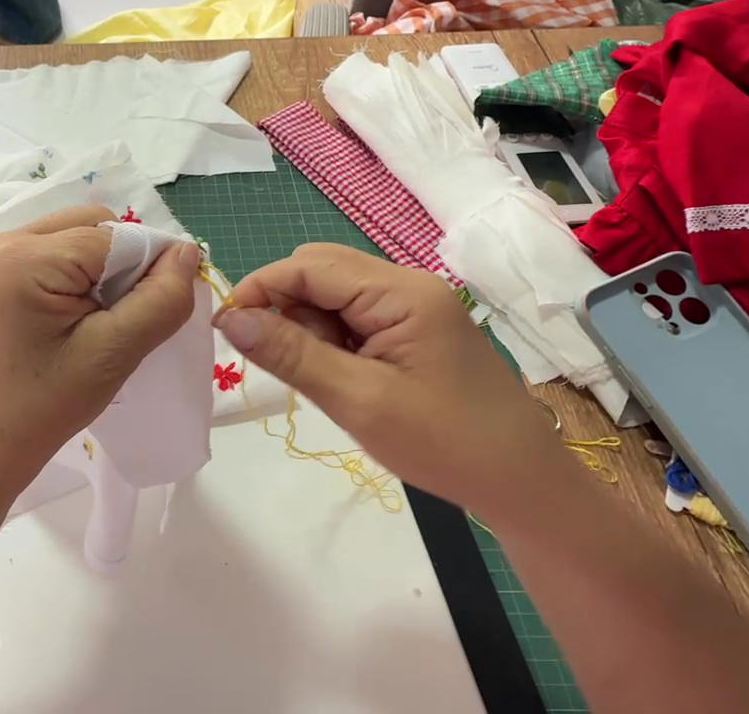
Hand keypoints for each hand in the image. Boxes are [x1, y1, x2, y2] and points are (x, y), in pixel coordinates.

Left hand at [0, 206, 199, 509]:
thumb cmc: (40, 410)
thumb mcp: (113, 355)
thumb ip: (160, 299)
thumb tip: (187, 252)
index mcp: (25, 256)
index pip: (116, 236)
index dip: (147, 270)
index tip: (148, 318)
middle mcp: (4, 241)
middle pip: (94, 225)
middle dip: (123, 265)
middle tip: (120, 322)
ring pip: (76, 237)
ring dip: (101, 271)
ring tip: (97, 325)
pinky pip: (53, 254)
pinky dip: (76, 277)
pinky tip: (74, 322)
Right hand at [214, 244, 570, 526]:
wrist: (522, 483)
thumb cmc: (444, 443)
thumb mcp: (358, 400)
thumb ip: (291, 353)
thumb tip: (230, 319)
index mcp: (400, 291)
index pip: (309, 266)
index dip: (261, 287)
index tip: (226, 327)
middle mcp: (407, 284)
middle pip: (321, 270)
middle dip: (284, 305)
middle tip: (278, 359)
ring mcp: (414, 304)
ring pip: (334, 292)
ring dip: (308, 324)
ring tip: (317, 375)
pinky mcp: (415, 327)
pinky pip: (354, 314)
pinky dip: (331, 337)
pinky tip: (338, 374)